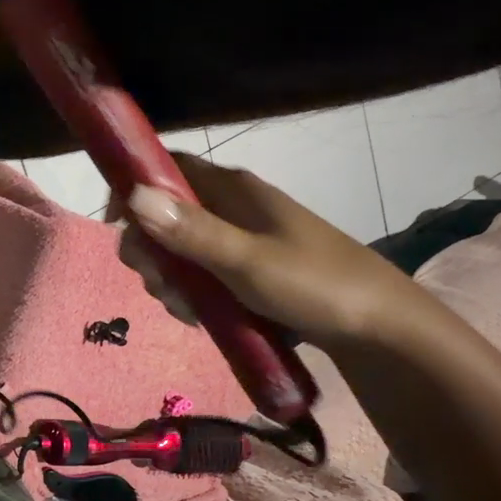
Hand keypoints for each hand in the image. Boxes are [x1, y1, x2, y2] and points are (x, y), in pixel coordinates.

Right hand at [114, 153, 425, 344]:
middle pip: (164, 214)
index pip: (166, 167)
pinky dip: (191, 294)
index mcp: (233, 189)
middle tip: (159, 283)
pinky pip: (200, 274)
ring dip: (169, 278)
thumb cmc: (317, 287)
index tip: (117, 226)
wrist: (383, 333)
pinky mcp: (248, 270)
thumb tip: (133, 195)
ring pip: (178, 249)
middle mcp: (233, 206)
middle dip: (149, 249)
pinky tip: (200, 317)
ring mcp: (241, 239)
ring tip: (185, 309)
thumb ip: (190, 231)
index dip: (132, 188)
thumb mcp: (247, 262)